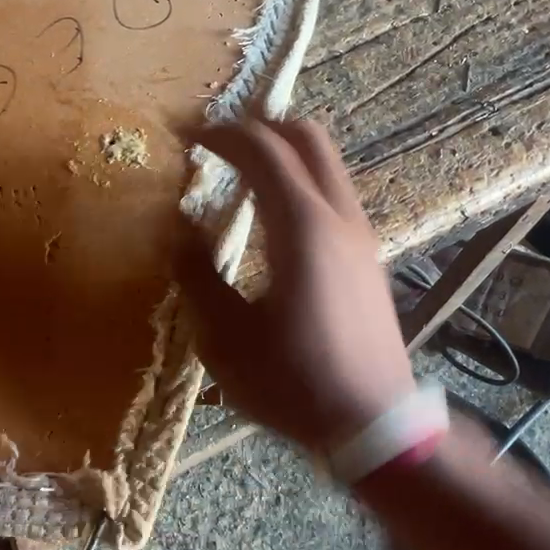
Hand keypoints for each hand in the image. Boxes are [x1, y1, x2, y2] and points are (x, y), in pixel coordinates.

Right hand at [175, 119, 414, 450]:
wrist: (371, 423)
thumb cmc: (291, 383)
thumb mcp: (226, 337)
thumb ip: (198, 276)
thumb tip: (179, 232)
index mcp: (301, 230)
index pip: (263, 152)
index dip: (221, 134)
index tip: (186, 135)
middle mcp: (339, 219)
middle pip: (307, 138)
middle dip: (259, 126)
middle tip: (215, 141)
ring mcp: (361, 236)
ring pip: (325, 164)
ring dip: (282, 153)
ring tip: (238, 171)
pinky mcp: (367, 257)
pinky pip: (332, 193)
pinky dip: (298, 180)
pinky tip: (270, 213)